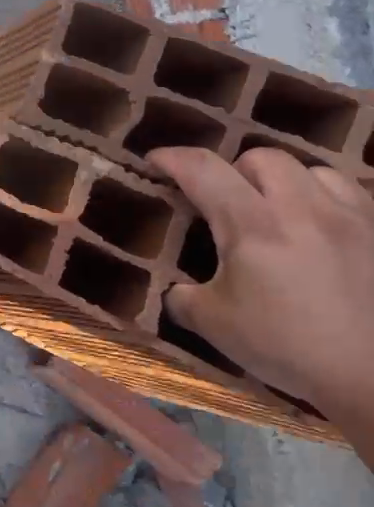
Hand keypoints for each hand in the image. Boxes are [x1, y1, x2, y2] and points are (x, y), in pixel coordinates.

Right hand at [148, 146, 373, 417]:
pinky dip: (332, 203)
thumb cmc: (291, 348)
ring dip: (290, 182)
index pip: (201, 167)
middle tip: (225, 198)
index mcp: (253, 226)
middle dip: (235, 170)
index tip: (154, 164)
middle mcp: (306, 212)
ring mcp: (359, 225)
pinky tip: (324, 232)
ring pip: (318, 173)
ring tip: (282, 210)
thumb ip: (183, 292)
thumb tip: (175, 288)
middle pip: (263, 158)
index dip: (169, 158)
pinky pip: (359, 201)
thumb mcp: (212, 322)